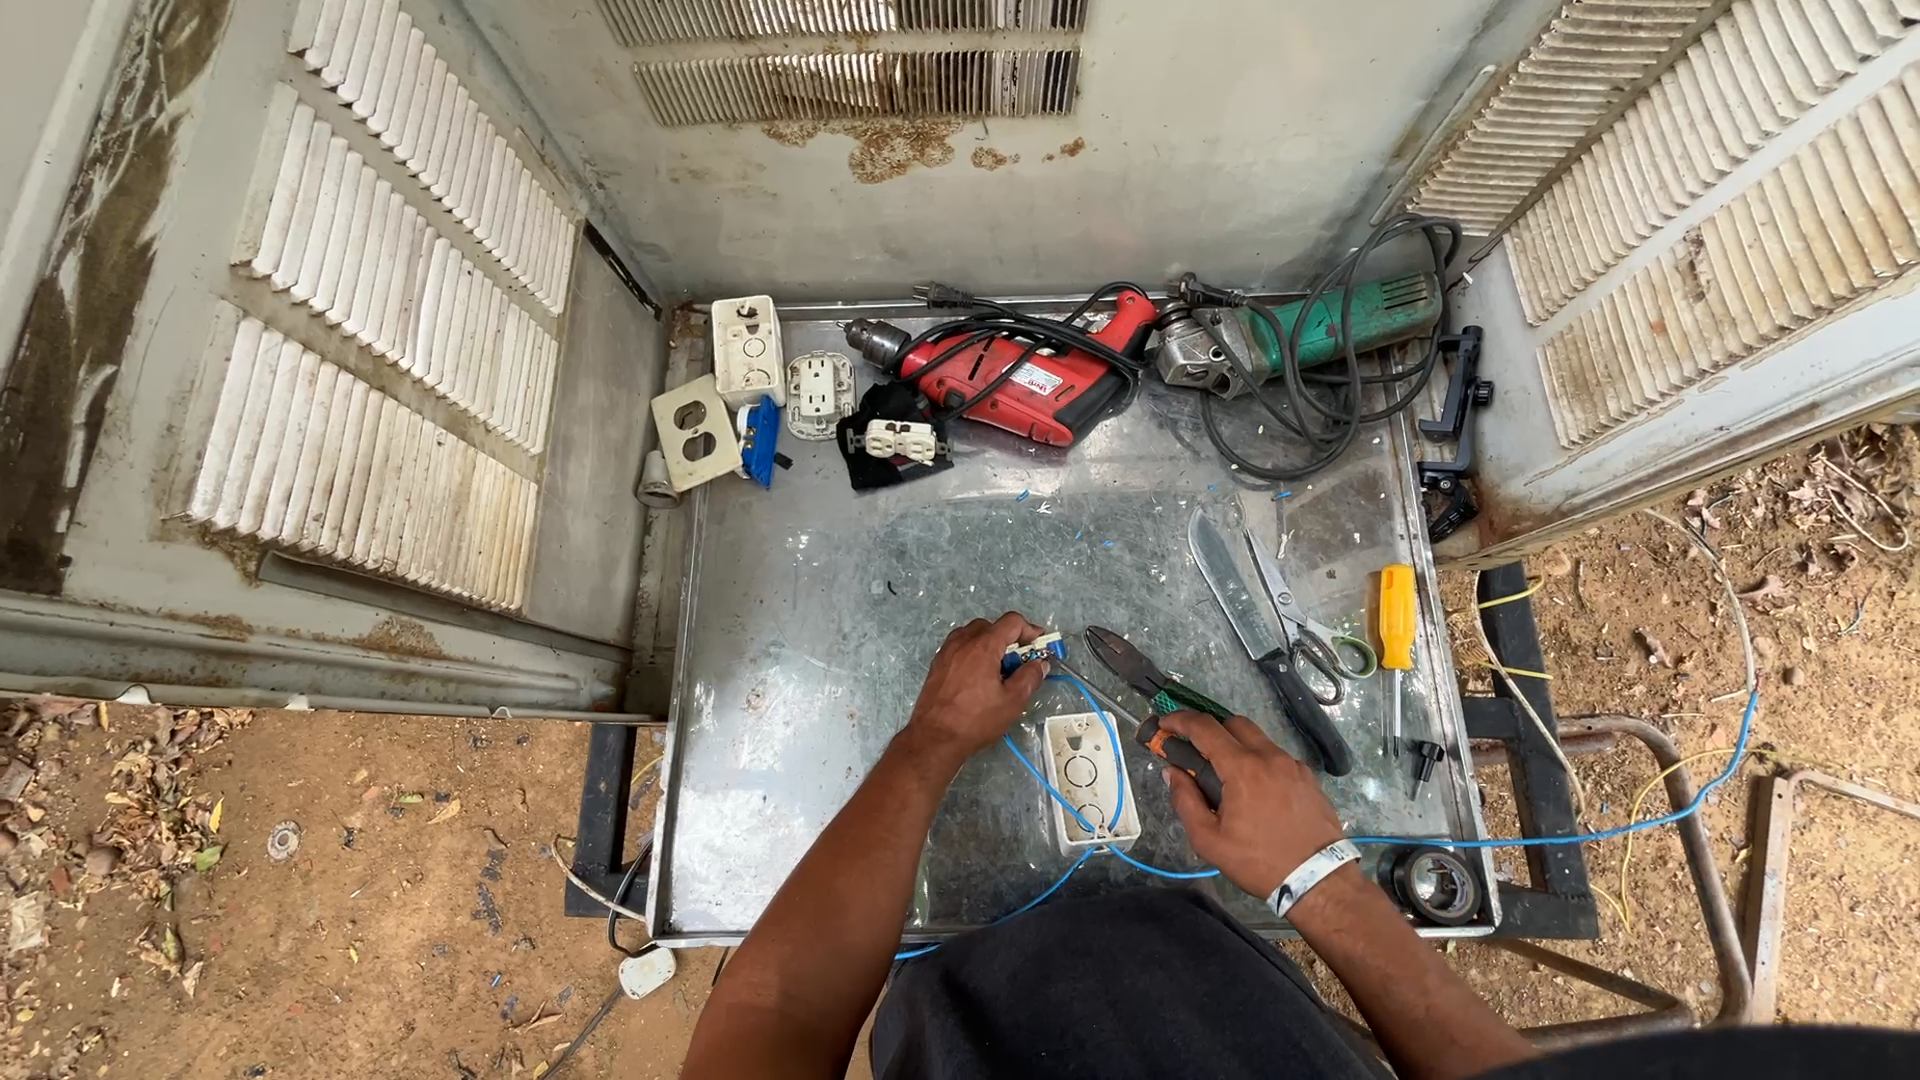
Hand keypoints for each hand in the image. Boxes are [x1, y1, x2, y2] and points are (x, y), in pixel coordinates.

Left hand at [903, 612, 1048, 761]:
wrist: (935, 737)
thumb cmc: (976, 719)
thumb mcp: (1012, 701)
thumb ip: (1029, 677)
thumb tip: (1040, 664)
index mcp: (983, 646)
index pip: (1011, 622)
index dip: (1029, 630)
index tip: (1038, 645)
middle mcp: (963, 641)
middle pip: (991, 626)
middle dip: (1009, 638)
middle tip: (1019, 661)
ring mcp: (946, 651)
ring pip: (972, 634)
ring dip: (989, 643)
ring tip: (997, 669)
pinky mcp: (937, 664)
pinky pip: (959, 646)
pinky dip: (972, 652)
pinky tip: (977, 676)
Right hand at [1160, 711, 1346, 899]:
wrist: (1321, 883)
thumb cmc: (1260, 862)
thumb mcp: (1210, 840)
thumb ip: (1185, 801)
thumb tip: (1172, 773)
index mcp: (1243, 769)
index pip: (1205, 728)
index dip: (1180, 720)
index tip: (1165, 723)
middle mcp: (1270, 757)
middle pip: (1233, 723)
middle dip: (1210, 729)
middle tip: (1196, 750)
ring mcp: (1293, 766)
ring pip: (1258, 738)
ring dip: (1236, 745)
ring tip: (1227, 774)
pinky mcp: (1309, 778)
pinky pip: (1277, 757)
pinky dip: (1259, 761)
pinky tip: (1257, 790)